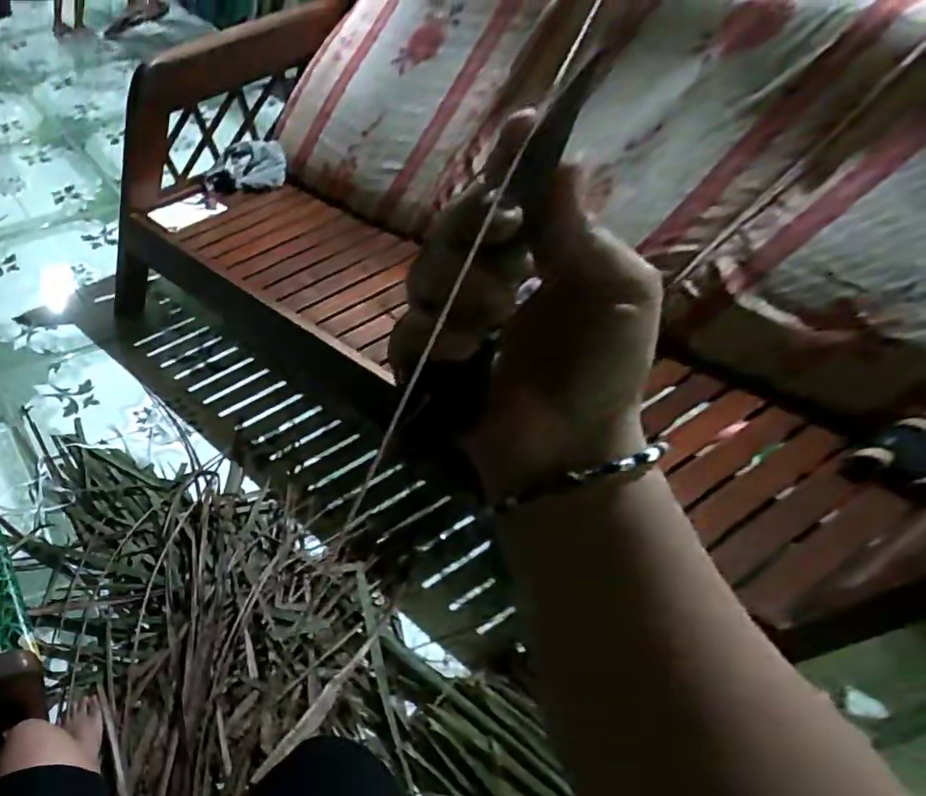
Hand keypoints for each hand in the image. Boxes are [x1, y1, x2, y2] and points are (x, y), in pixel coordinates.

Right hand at [389, 110, 663, 502]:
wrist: (560, 444)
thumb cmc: (601, 370)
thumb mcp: (615, 292)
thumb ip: (579, 234)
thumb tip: (561, 165)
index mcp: (538, 257)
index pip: (513, 198)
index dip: (507, 164)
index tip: (516, 127)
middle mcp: (485, 279)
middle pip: (450, 230)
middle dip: (471, 239)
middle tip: (507, 264)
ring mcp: (445, 319)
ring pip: (421, 276)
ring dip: (460, 295)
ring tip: (492, 326)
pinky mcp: (416, 357)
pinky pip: (405, 328)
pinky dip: (432, 338)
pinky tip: (463, 355)